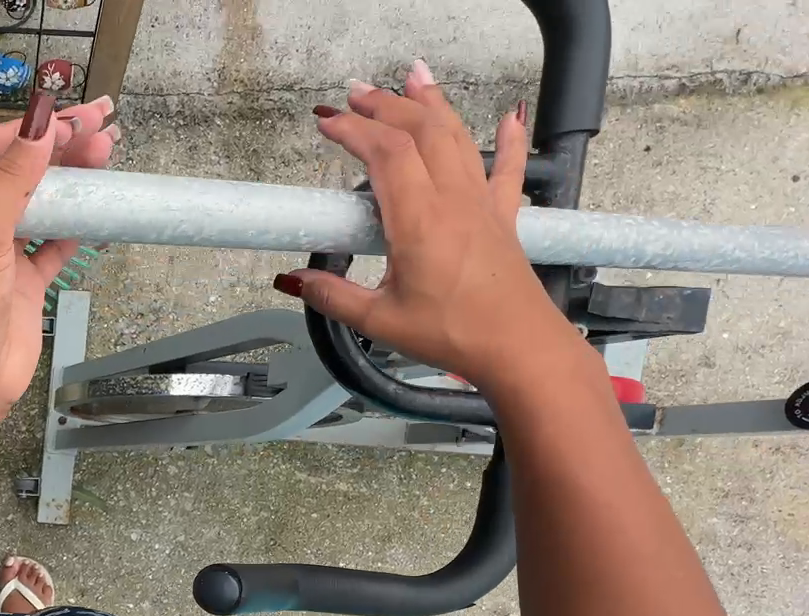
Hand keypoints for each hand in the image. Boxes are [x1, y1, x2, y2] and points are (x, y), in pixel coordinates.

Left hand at [0, 92, 119, 406]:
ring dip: (73, 184)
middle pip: (21, 178)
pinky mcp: (27, 285)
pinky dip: (77, 228)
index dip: (26, 134)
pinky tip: (102, 207)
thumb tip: (40, 121)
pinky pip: (55, 246)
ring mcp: (3, 259)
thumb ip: (12, 182)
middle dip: (59, 151)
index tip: (66, 121)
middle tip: (103, 128)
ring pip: (42, 209)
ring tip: (109, 156)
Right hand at [277, 60, 582, 390]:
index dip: (355, 131)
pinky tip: (508, 115)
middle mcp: (454, 201)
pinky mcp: (501, 216)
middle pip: (422, 133)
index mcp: (420, 222)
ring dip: (432, 105)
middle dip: (386, 106)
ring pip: (458, 137)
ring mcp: (482, 204)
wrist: (517, 344)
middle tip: (355, 93)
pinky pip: (507, 166)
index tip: (327, 121)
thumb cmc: (450, 333)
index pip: (386, 157)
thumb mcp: (376, 320)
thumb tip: (291, 280)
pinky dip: (508, 136)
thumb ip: (331, 295)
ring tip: (412, 78)